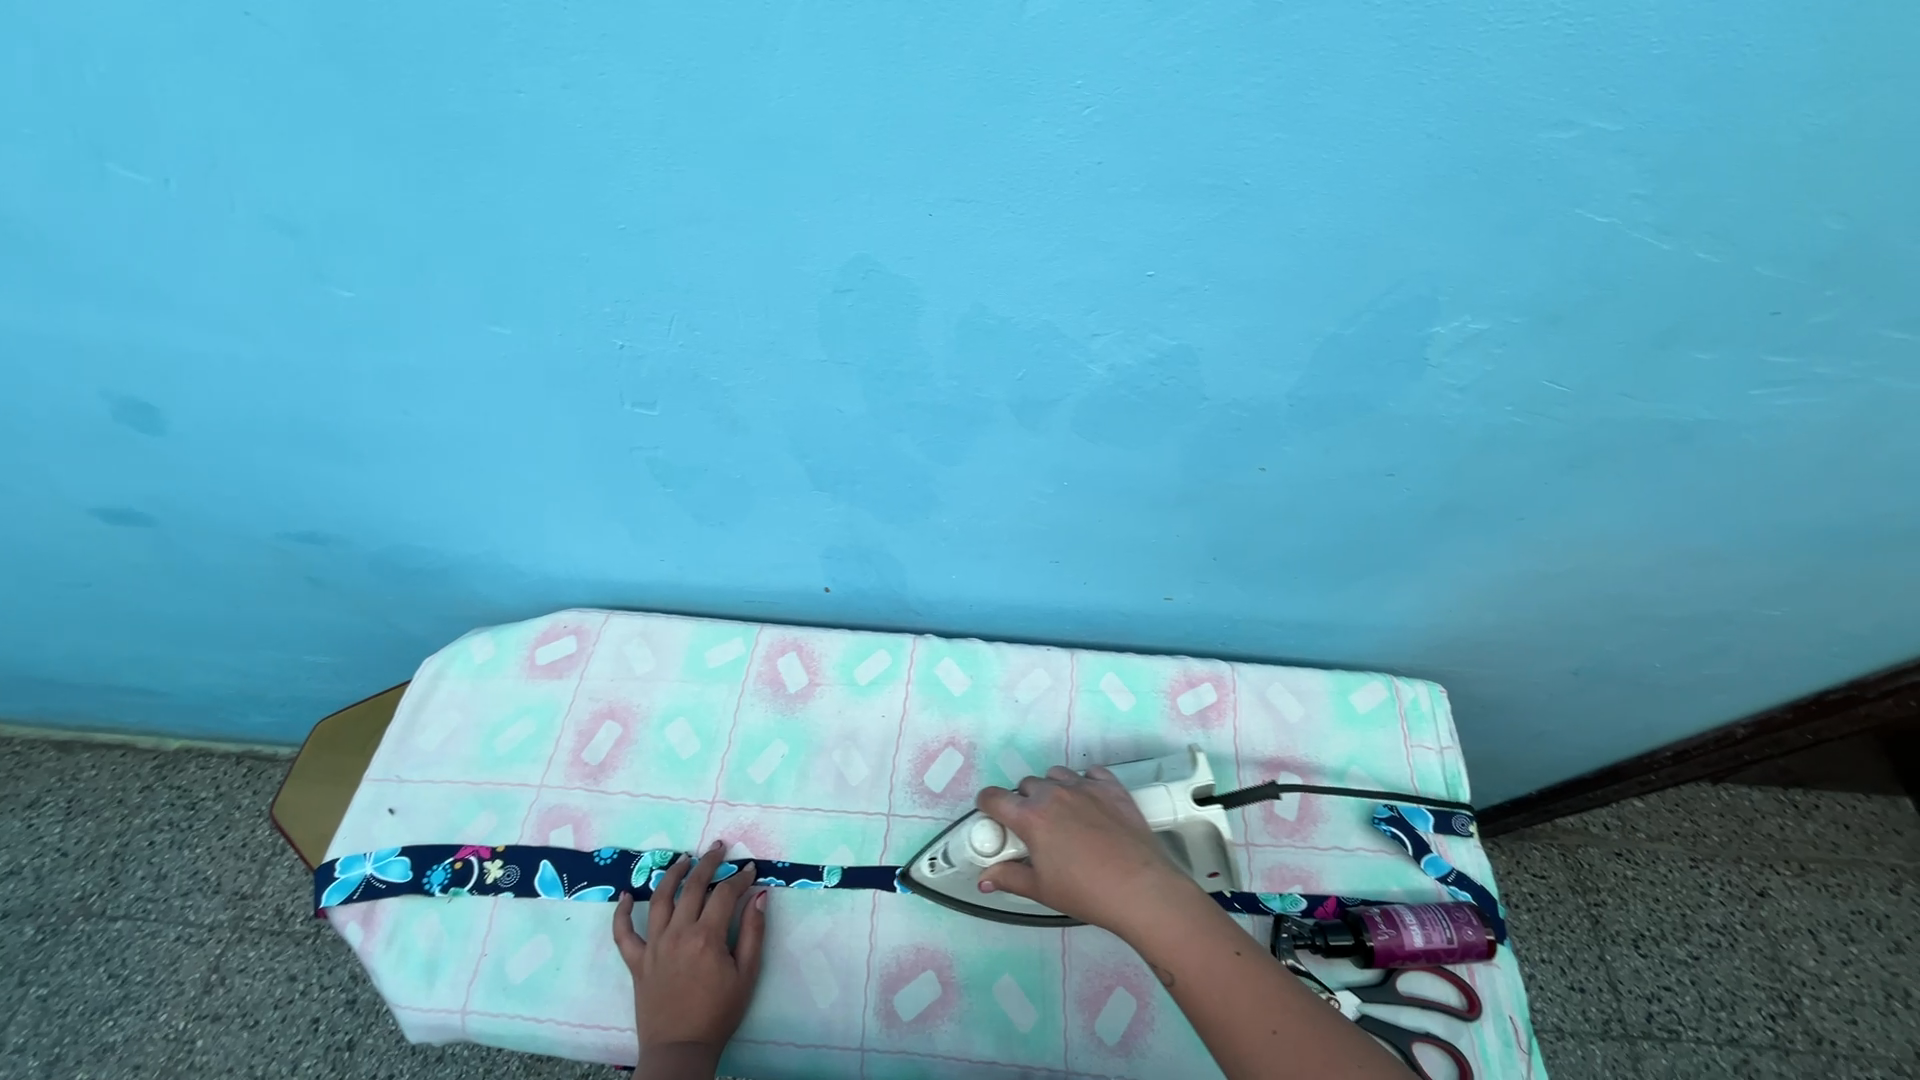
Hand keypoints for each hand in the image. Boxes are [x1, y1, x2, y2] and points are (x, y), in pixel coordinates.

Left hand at [612, 841, 767, 1077]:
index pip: (725, 893)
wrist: (680, 1050)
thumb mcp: (747, 974)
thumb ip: (754, 932)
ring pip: (659, 899)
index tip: (750, 869)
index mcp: (707, 937)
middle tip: (720, 848)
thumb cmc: (719, 1014)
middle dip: (709, 863)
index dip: (740, 878)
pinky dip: (622, 913)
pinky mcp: (636, 962)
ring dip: (672, 874)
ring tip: (684, 859)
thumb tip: (759, 895)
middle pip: (693, 887)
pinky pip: (623, 933)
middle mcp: (678, 934)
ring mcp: (654, 946)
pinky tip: (627, 895)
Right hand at [974, 765, 1197, 938]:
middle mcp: (1054, 794)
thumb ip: (1009, 877)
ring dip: (1052, 789)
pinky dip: (1085, 783)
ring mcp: (1085, 786)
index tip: (993, 818)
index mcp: (1031, 817)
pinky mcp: (1112, 787)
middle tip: (1034, 830)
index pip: (993, 797)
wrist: (1141, 889)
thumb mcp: (1041, 890)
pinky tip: (1090, 803)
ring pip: (1056, 775)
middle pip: (1026, 785)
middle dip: (1024, 802)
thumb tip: (985, 878)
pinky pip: (1090, 773)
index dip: (987, 807)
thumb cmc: (1086, 892)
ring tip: (1063, 815)